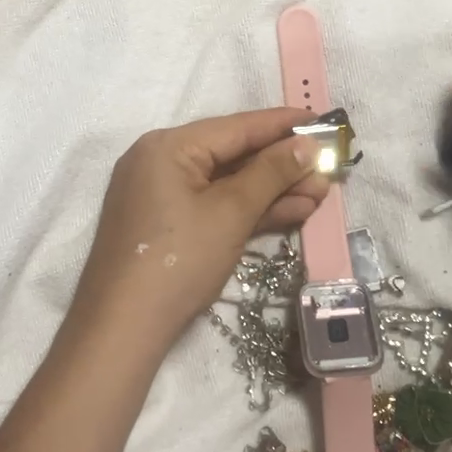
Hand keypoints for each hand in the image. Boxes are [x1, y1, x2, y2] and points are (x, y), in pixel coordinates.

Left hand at [67, 108, 328, 353]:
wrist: (122, 331)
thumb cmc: (177, 260)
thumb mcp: (230, 213)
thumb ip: (271, 173)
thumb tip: (307, 144)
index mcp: (168, 146)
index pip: (237, 127)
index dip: (283, 124)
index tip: (323, 120)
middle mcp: (161, 161)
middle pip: (233, 154)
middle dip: (283, 164)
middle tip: (329, 166)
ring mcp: (162, 195)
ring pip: (227, 183)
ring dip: (273, 190)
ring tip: (321, 194)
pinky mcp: (168, 225)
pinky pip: (214, 205)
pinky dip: (249, 210)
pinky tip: (293, 211)